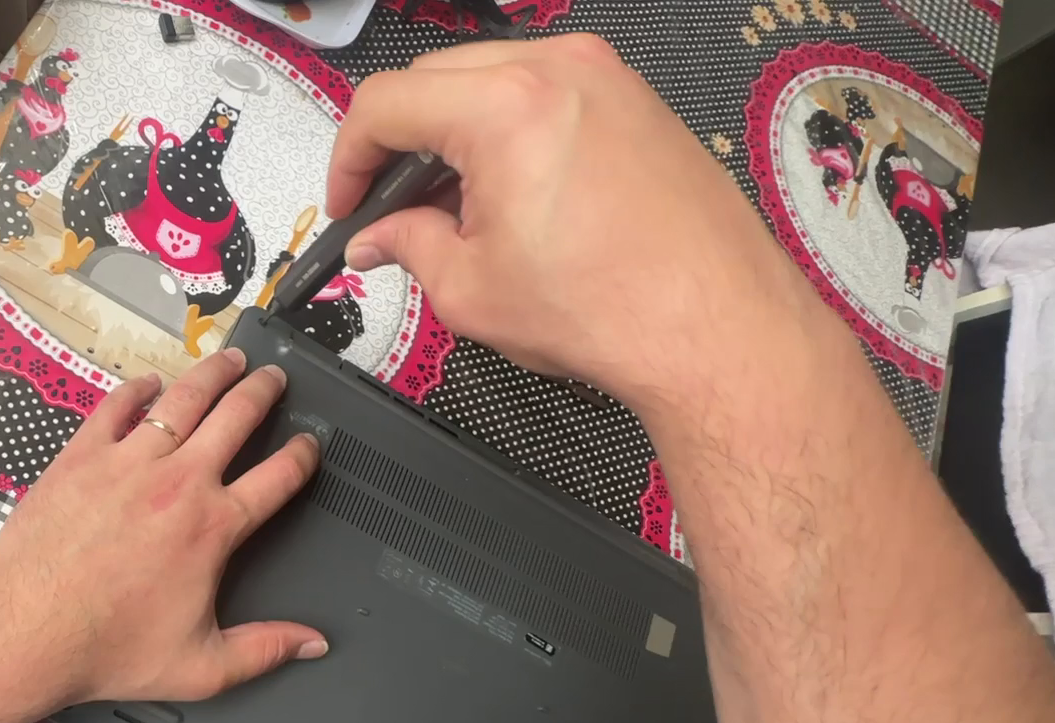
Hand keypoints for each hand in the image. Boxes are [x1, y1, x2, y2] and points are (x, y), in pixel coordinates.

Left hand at [0, 349, 326, 706]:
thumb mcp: (201, 667)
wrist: (26, 631)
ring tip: (229, 359)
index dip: (302, 455)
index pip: (277, 477)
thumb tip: (313, 644)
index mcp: (212, 526)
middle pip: (236, 418)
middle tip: (274, 377)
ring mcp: (128, 462)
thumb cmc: (109, 648)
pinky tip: (149, 382)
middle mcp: (177, 482)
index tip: (309, 444)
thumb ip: (264, 650)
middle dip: (262, 392)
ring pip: (183, 399)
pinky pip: (116, 407)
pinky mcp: (82, 456)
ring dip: (212, 374)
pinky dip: (137, 389)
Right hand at [328, 36, 845, 417]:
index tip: (346, 204)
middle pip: (429, 80)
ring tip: (438, 211)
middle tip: (380, 208)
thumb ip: (405, 246)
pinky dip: (492, 134)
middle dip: (390, 145)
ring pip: (480, 81)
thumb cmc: (603, 306)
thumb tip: (374, 240)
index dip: (346, 160)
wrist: (708, 322)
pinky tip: (492, 196)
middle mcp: (556, 69)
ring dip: (440, 138)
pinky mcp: (627, 99)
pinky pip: (533, 94)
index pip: (384, 103)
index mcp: (505, 108)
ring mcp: (601, 76)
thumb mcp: (465, 288)